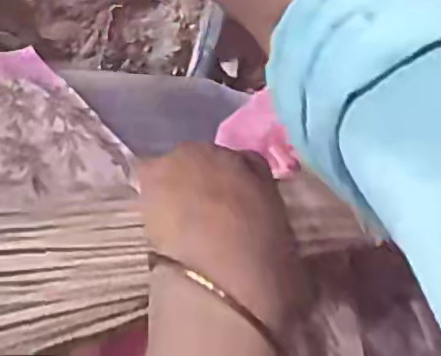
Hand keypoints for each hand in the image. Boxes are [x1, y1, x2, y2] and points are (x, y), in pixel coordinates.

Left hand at [140, 143, 310, 341]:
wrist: (219, 286)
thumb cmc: (266, 280)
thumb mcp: (289, 253)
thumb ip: (274, 226)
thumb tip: (265, 231)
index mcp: (258, 170)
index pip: (252, 165)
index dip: (247, 188)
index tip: (244, 211)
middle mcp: (220, 153)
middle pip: (212, 160)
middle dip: (212, 183)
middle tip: (211, 217)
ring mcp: (183, 157)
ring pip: (180, 166)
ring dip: (181, 185)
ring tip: (181, 221)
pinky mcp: (152, 170)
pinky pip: (151, 174)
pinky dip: (154, 191)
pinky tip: (157, 216)